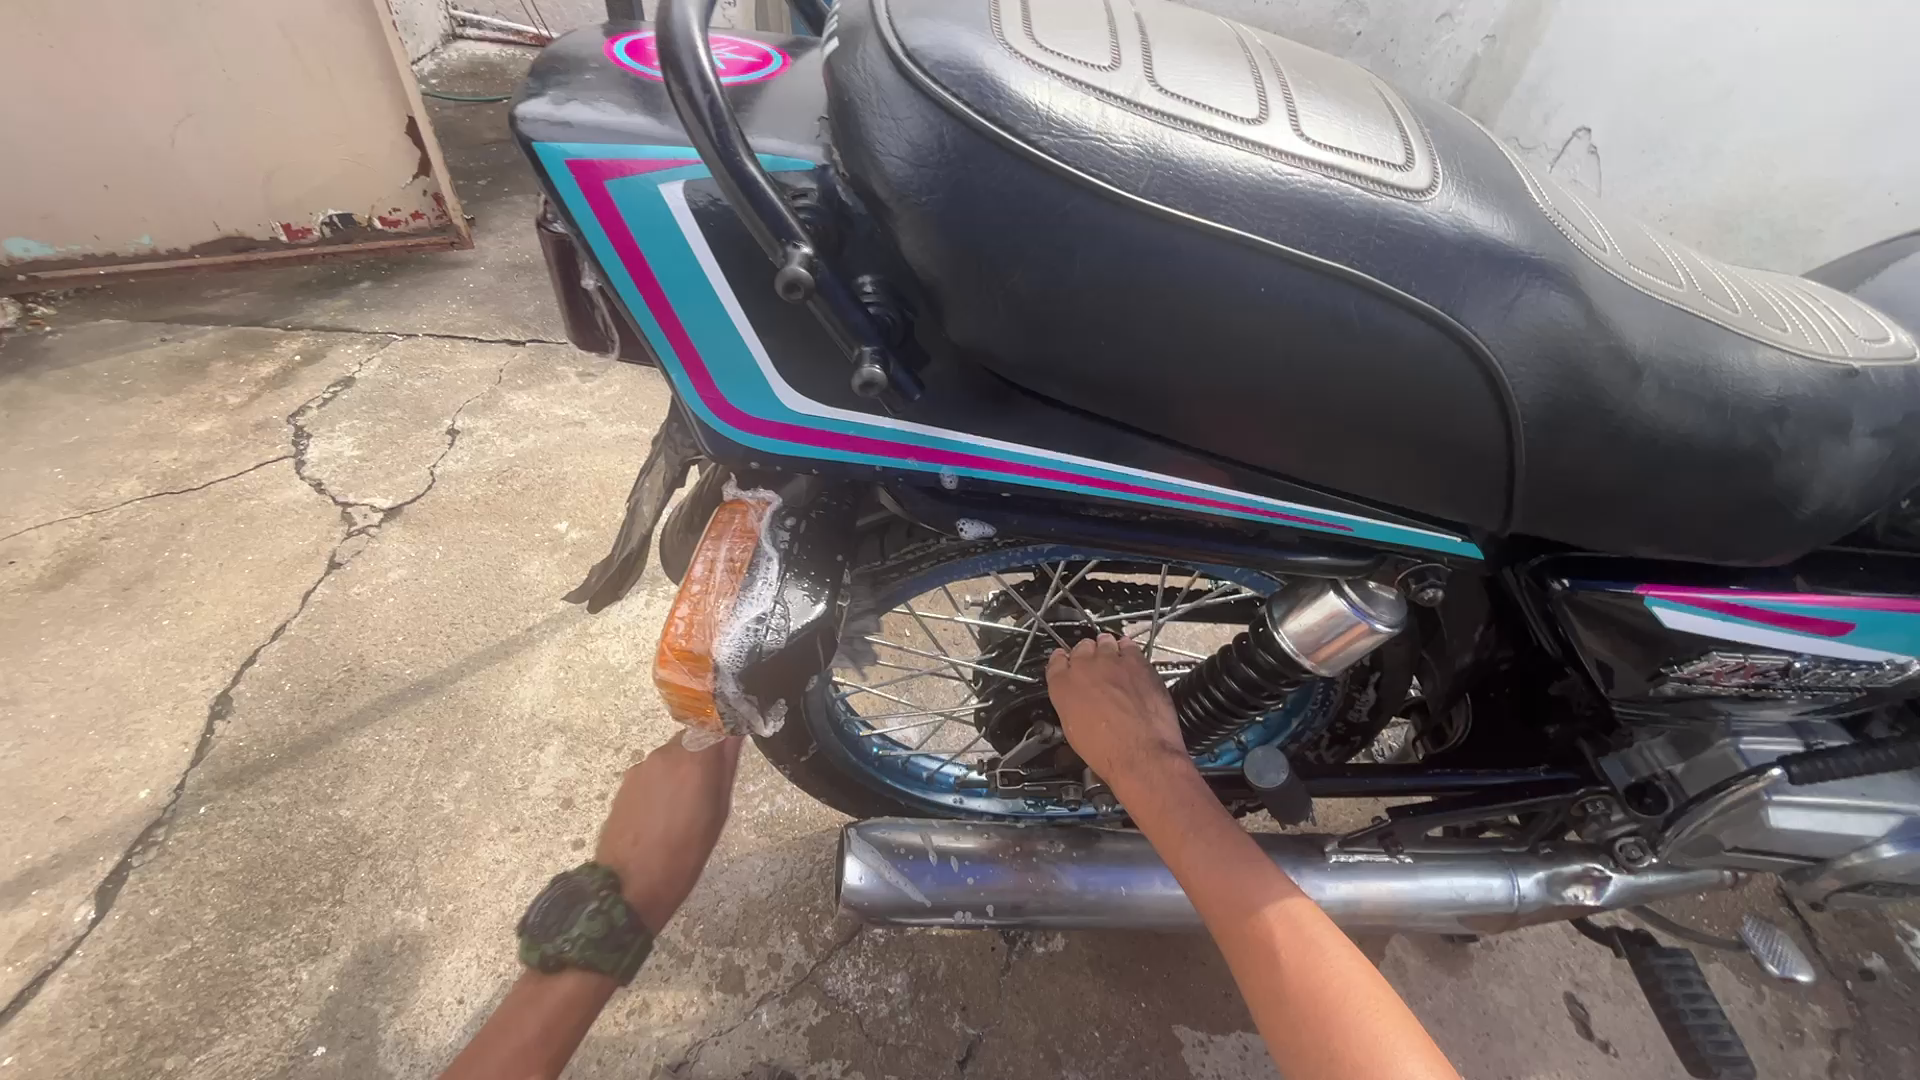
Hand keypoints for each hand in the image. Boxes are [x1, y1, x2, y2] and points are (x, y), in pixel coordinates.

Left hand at [594, 734, 744, 932]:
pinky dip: (663, 781)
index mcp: (697, 757)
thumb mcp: (719, 811)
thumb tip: (736, 734)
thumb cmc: (687, 852)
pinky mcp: (626, 780)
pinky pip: (654, 770)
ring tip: (684, 805)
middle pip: (694, 737)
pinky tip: (662, 811)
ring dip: (683, 768)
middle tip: (711, 786)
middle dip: (705, 753)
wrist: (631, 885)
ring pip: (673, 754)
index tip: (735, 743)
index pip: (719, 722)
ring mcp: (644, 765)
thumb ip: (727, 765)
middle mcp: (668, 752)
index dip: (728, 729)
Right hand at [1045, 634, 1190, 795]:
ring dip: (1106, 648)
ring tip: (1111, 656)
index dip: (1062, 661)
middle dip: (1086, 654)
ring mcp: (1111, 662)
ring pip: (1104, 642)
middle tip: (1092, 664)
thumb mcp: (1074, 732)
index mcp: (1063, 686)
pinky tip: (1129, 655)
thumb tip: (1078, 704)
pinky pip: (1129, 646)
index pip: (1056, 661)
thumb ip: (1072, 706)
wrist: (1142, 754)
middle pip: (1081, 648)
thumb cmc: (1109, 751)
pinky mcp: (1136, 662)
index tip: (1065, 661)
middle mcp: (1084, 668)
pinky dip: (1127, 649)